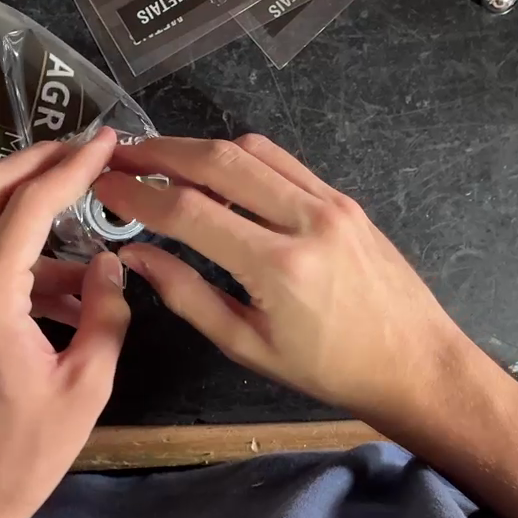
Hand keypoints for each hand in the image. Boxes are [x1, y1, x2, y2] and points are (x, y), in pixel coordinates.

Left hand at [0, 128, 128, 517]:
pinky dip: (13, 264)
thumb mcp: (88, 385)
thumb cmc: (26, 454)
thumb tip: (112, 264)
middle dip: (35, 163)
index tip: (105, 141)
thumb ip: (106, 313)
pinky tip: (57, 297)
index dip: (71, 167)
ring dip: (29, 223)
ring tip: (89, 261)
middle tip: (82, 151)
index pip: (29, 207)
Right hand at [91, 134, 479, 434]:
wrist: (414, 361)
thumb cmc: (329, 370)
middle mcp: (306, 220)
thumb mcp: (249, 346)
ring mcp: (331, 202)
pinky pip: (284, 161)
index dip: (137, 193)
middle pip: (219, 161)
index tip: (102, 185)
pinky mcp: (345, 198)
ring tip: (158, 158)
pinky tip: (216, 168)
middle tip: (118, 154)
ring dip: (199, 147)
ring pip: (252, 150)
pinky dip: (242, 156)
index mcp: (278, 267)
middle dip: (159, 151)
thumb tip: (135, 256)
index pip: (189, 211)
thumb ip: (188, 296)